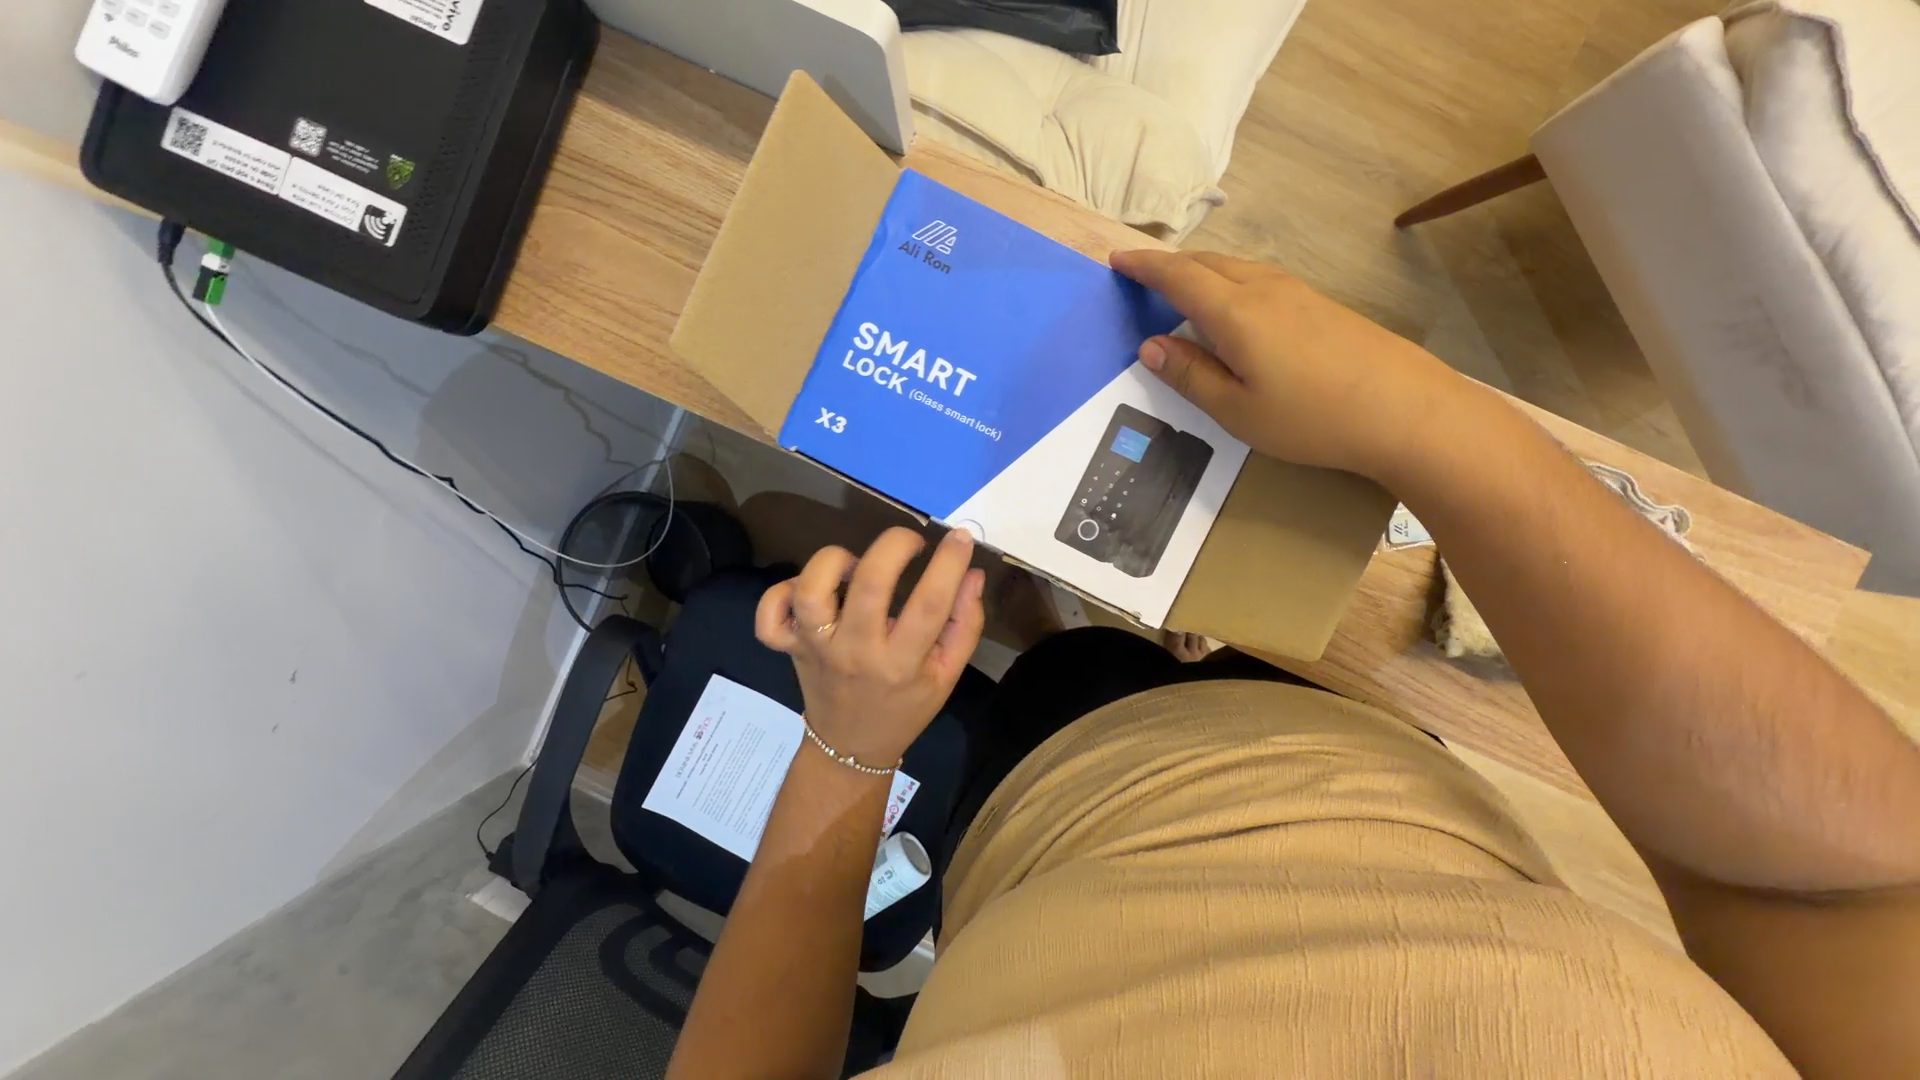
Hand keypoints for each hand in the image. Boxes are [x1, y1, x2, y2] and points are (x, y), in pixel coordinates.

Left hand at [755, 527, 986, 766]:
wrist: (850, 746)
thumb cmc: (905, 707)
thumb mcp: (947, 676)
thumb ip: (964, 624)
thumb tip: (973, 573)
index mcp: (901, 663)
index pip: (929, 603)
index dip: (948, 563)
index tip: (960, 538)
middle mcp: (855, 652)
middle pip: (868, 584)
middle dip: (894, 545)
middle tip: (911, 542)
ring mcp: (816, 648)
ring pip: (811, 590)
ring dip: (834, 562)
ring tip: (856, 564)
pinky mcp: (788, 647)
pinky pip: (769, 614)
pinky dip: (782, 592)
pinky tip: (810, 588)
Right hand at [1111, 249, 1467, 478]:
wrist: (1406, 410)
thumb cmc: (1311, 417)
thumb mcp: (1237, 411)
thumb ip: (1190, 375)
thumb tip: (1150, 346)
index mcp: (1235, 313)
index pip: (1177, 277)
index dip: (1144, 266)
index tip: (1116, 259)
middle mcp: (1264, 289)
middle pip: (1206, 262)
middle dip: (1168, 264)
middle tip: (1140, 273)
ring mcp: (1297, 292)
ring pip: (1235, 267)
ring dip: (1200, 270)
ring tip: (1179, 287)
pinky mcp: (1319, 304)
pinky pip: (1257, 278)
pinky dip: (1227, 281)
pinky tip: (1231, 306)